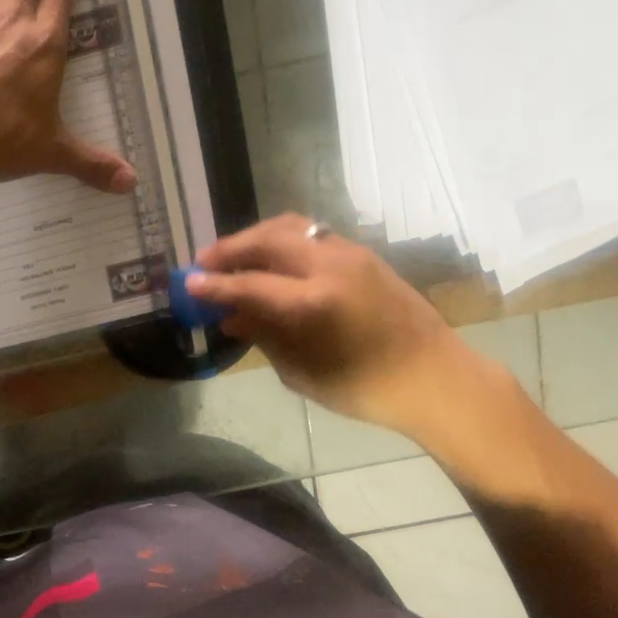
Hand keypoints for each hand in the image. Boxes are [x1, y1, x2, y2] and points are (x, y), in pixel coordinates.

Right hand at [187, 214, 487, 436]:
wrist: (431, 376)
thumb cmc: (361, 388)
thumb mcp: (301, 371)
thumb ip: (264, 336)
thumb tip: (231, 317)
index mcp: (313, 303)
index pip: (250, 284)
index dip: (214, 284)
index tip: (186, 282)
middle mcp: (331, 267)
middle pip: (268, 239)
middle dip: (231, 248)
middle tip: (204, 263)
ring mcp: (351, 255)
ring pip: (293, 229)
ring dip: (258, 238)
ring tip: (234, 257)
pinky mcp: (364, 256)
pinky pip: (313, 237)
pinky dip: (284, 243)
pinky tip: (272, 263)